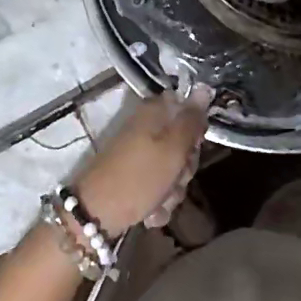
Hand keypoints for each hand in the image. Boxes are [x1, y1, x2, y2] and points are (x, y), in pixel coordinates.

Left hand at [72, 88, 212, 233]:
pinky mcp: (135, 178)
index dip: (195, 128)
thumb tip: (204, 86)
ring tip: (160, 200)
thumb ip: (191, 120)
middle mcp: (146, 130)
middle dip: (185, 166)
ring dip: (173, 190)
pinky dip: (159, 202)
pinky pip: (160, 187)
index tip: (194, 145)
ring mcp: (140, 155)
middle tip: (176, 175)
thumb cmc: (138, 177)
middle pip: (184, 143)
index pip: (186, 108)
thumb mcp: (172, 148)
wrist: (96, 214)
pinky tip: (151, 211)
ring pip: (174, 170)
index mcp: (153, 114)